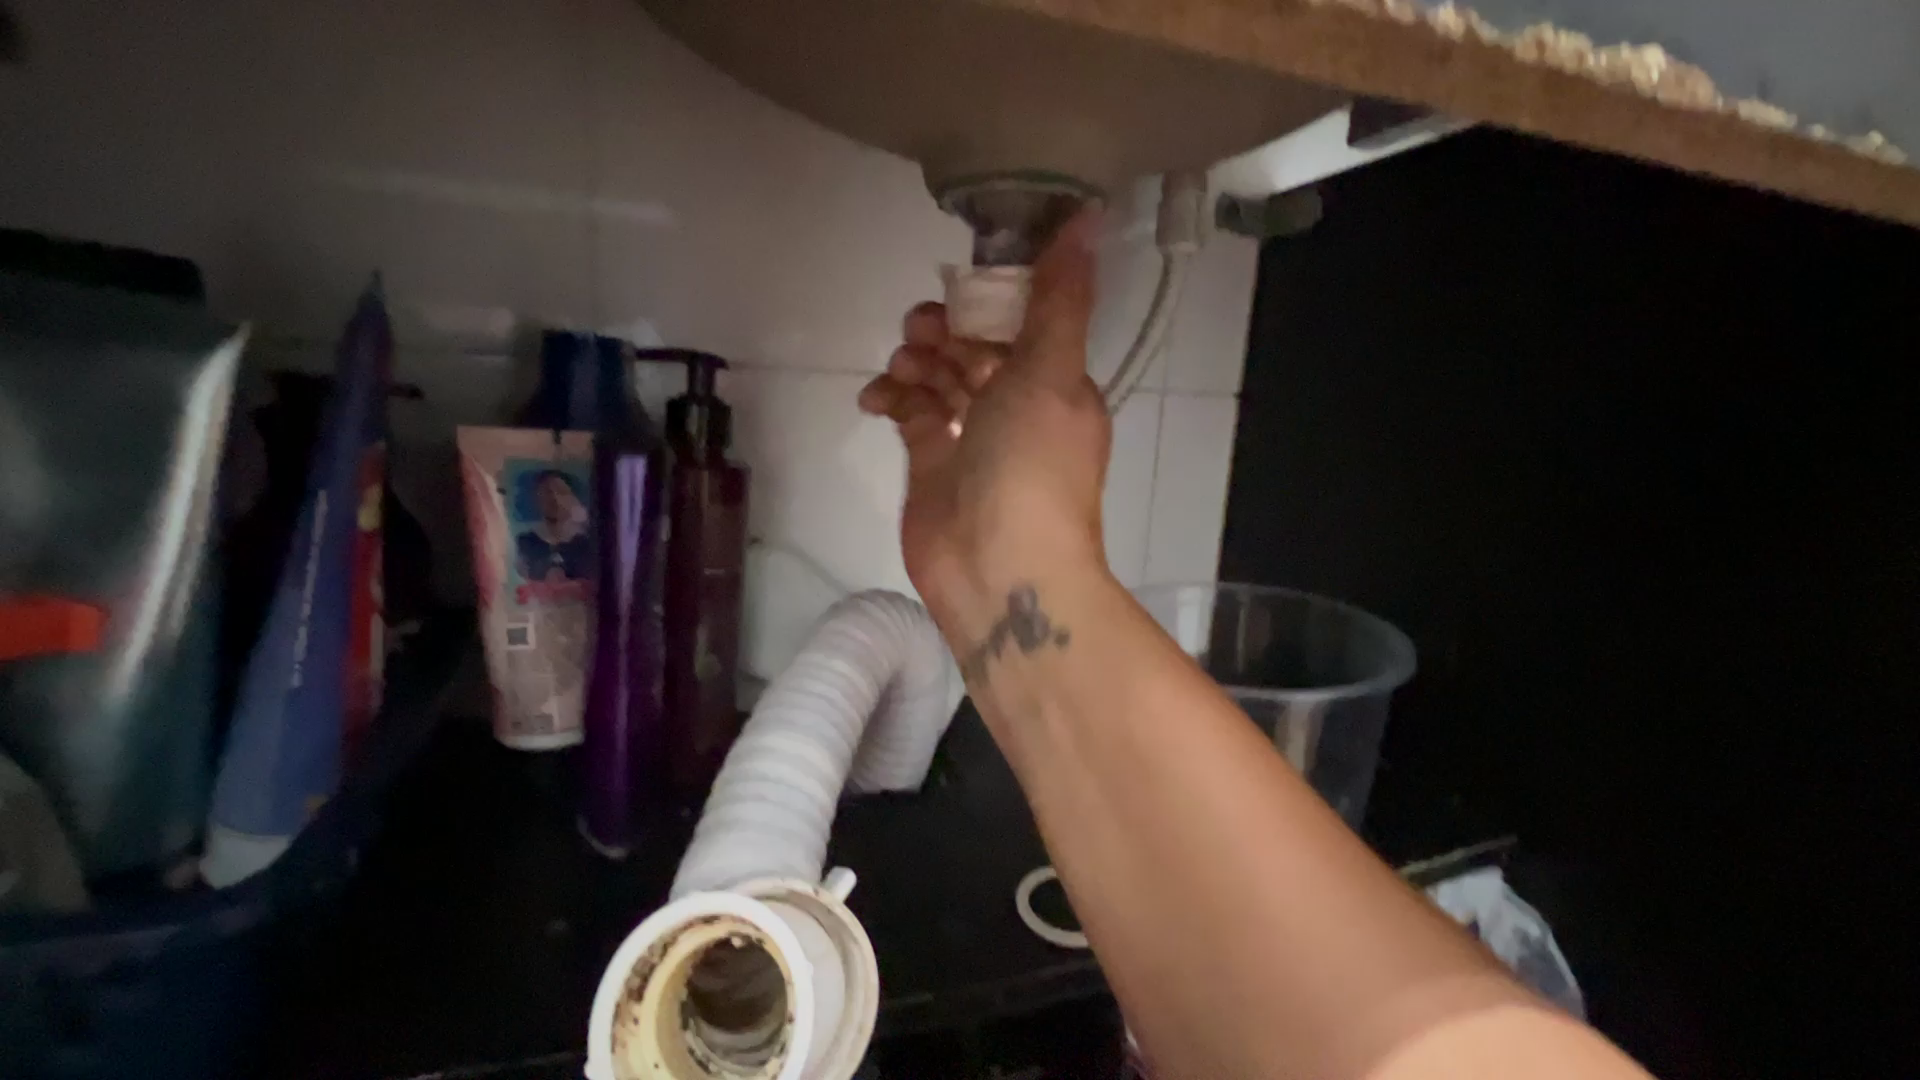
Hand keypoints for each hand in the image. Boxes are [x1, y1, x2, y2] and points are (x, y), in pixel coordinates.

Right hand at [858, 211, 1112, 638]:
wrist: (999, 569)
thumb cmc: (1033, 466)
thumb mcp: (1053, 372)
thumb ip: (1062, 298)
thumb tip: (1089, 216)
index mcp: (1056, 384)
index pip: (1022, 324)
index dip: (992, 300)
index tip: (962, 283)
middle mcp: (1016, 407)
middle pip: (975, 348)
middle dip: (947, 330)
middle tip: (920, 328)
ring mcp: (972, 438)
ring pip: (940, 377)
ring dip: (919, 361)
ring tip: (904, 366)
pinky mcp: (932, 464)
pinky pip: (911, 414)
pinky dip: (893, 399)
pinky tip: (877, 399)